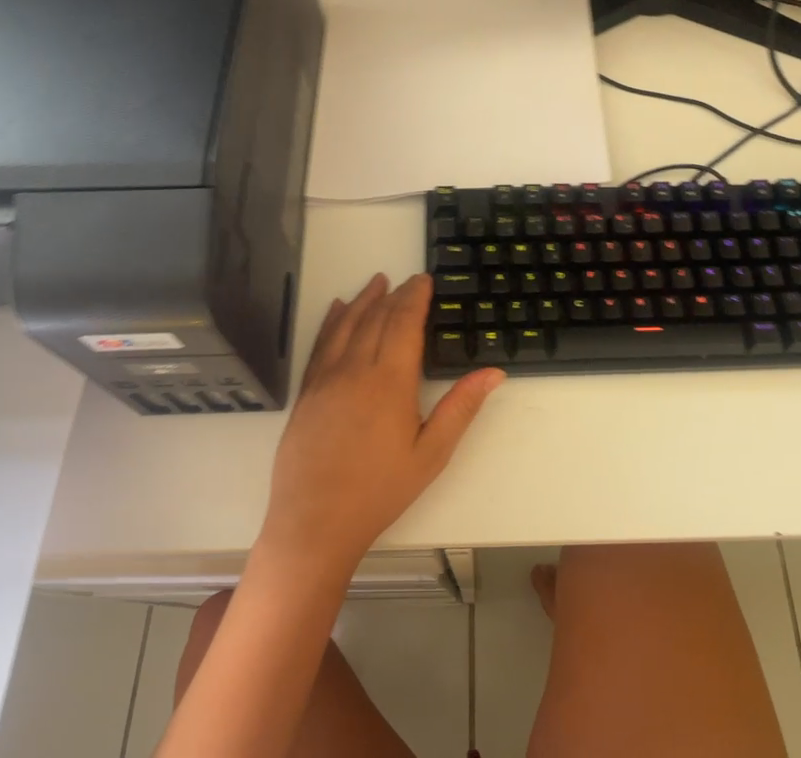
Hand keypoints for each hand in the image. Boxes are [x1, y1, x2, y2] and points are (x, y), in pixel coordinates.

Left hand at [260, 273, 505, 569]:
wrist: (315, 520)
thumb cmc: (380, 490)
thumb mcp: (432, 453)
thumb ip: (461, 407)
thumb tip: (493, 373)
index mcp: (390, 382)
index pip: (404, 324)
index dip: (415, 298)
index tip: (424, 280)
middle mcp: (355, 370)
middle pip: (376, 319)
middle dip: (394, 295)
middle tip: (408, 280)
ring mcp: (326, 380)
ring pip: (346, 326)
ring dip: (363, 301)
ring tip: (376, 282)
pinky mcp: (307, 393)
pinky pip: (320, 345)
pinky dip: (332, 322)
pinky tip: (338, 311)